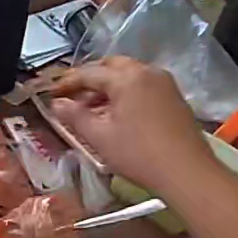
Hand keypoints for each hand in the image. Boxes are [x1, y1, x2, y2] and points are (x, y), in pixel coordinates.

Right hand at [48, 56, 219, 197]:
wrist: (186, 171)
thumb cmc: (137, 153)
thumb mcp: (99, 137)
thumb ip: (75, 116)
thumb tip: (56, 104)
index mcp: (126, 78)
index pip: (89, 73)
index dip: (68, 83)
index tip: (52, 94)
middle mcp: (147, 71)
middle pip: (111, 66)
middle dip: (90, 78)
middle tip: (73, 96)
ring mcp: (164, 82)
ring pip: (129, 74)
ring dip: (108, 86)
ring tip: (92, 108)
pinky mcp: (174, 96)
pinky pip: (143, 85)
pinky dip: (125, 92)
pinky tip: (117, 113)